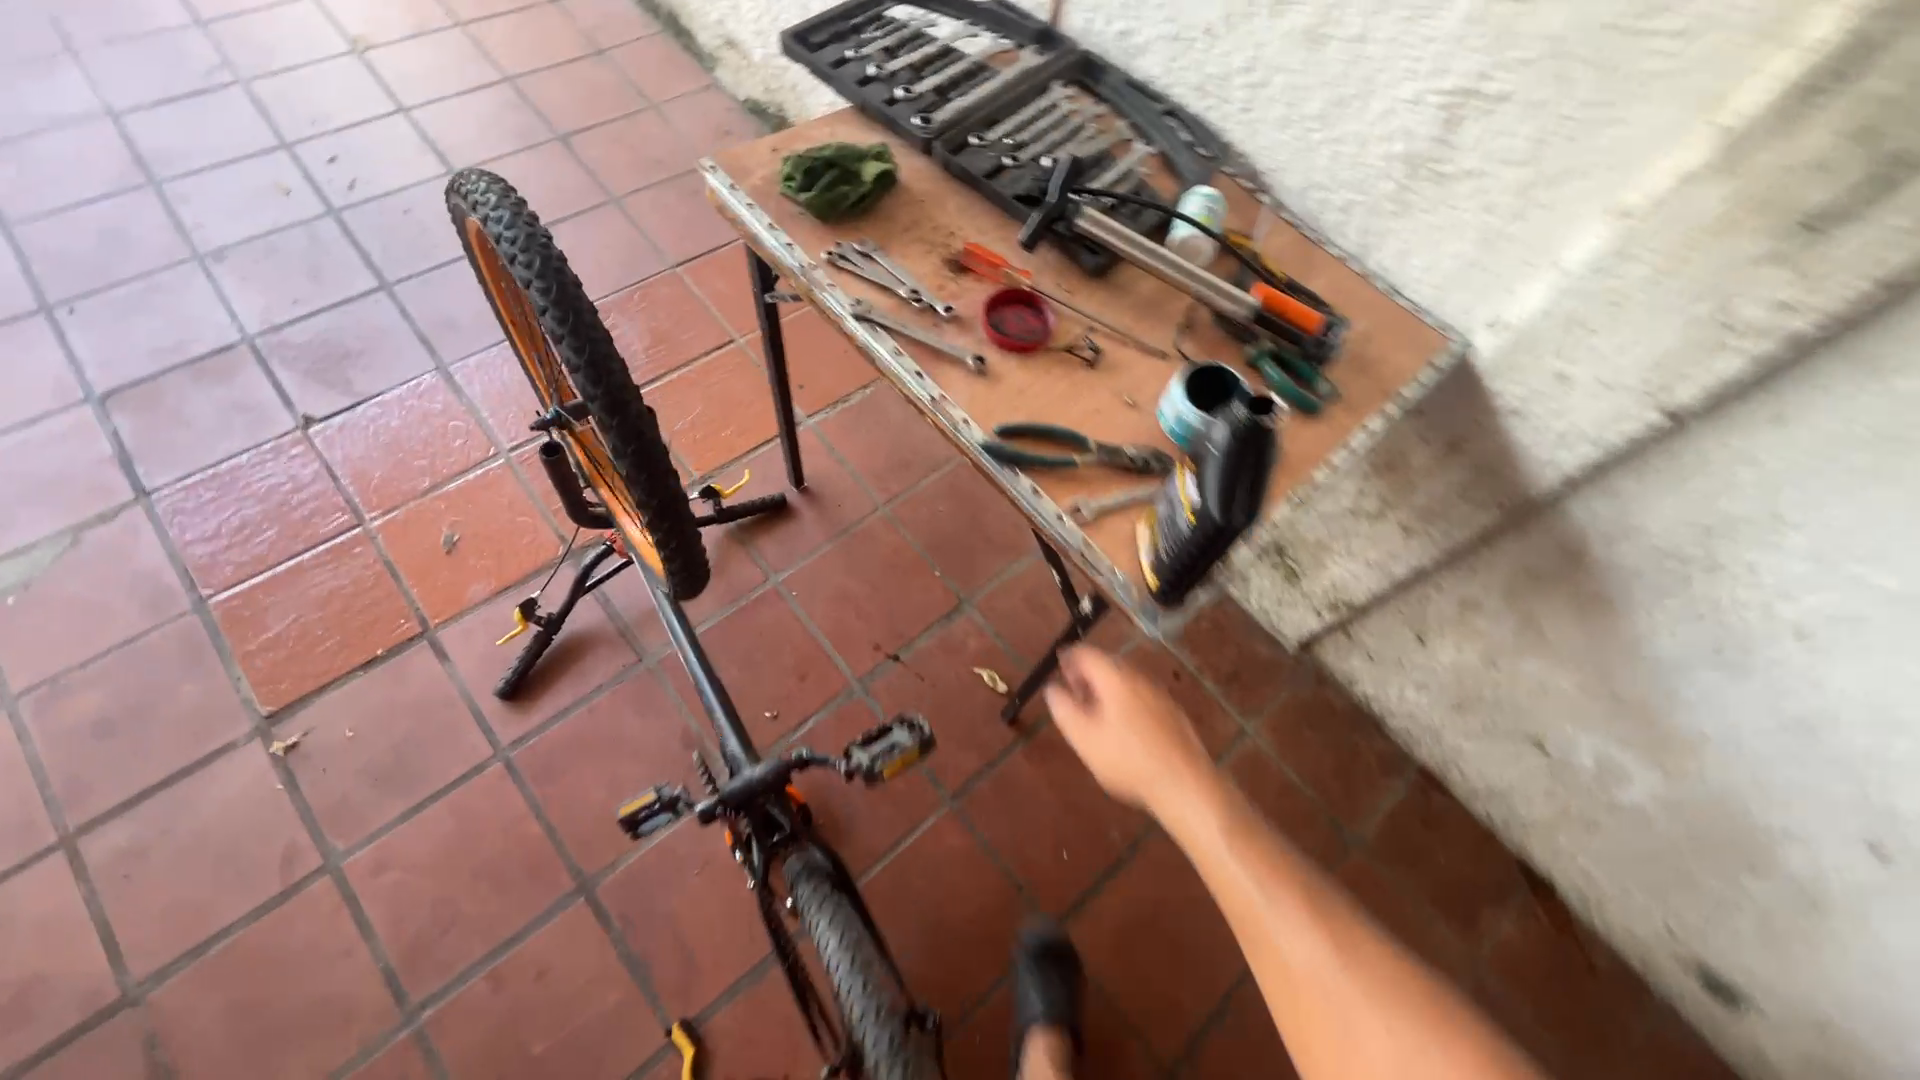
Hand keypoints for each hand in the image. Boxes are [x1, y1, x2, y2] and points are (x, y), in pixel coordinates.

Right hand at [1042, 646, 1215, 815]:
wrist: (1184, 784)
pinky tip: (1124, 728)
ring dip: (1107, 689)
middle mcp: (1140, 678)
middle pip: (1109, 665)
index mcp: (1116, 678)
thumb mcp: (1084, 738)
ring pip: (1127, 681)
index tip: (1057, 669)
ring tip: (1095, 713)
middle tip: (1073, 692)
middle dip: (1088, 675)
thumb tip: (1052, 688)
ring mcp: (1161, 695)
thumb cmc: (1127, 760)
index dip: (1068, 658)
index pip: (1087, 653)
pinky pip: (1142, 697)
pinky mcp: (1174, 713)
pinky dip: (1126, 702)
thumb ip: (1064, 709)